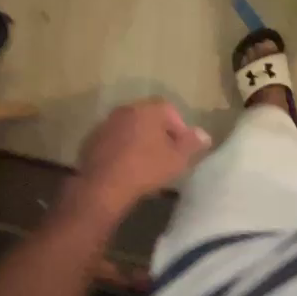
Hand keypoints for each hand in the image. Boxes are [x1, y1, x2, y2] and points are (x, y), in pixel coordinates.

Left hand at [74, 99, 210, 215]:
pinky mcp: (91, 141)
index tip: (182, 148)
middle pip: (148, 117)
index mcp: (148, 110)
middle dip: (159, 133)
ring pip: (130, 128)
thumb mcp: (178, 159)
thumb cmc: (147, 168)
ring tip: (147, 163)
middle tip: (167, 155)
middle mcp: (125, 110)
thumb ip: (193, 143)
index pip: (170, 110)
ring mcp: (105, 124)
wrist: (104, 186)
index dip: (180, 128)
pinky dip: (122, 149)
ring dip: (140, 140)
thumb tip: (204, 134)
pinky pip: (114, 140)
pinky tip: (127, 168)